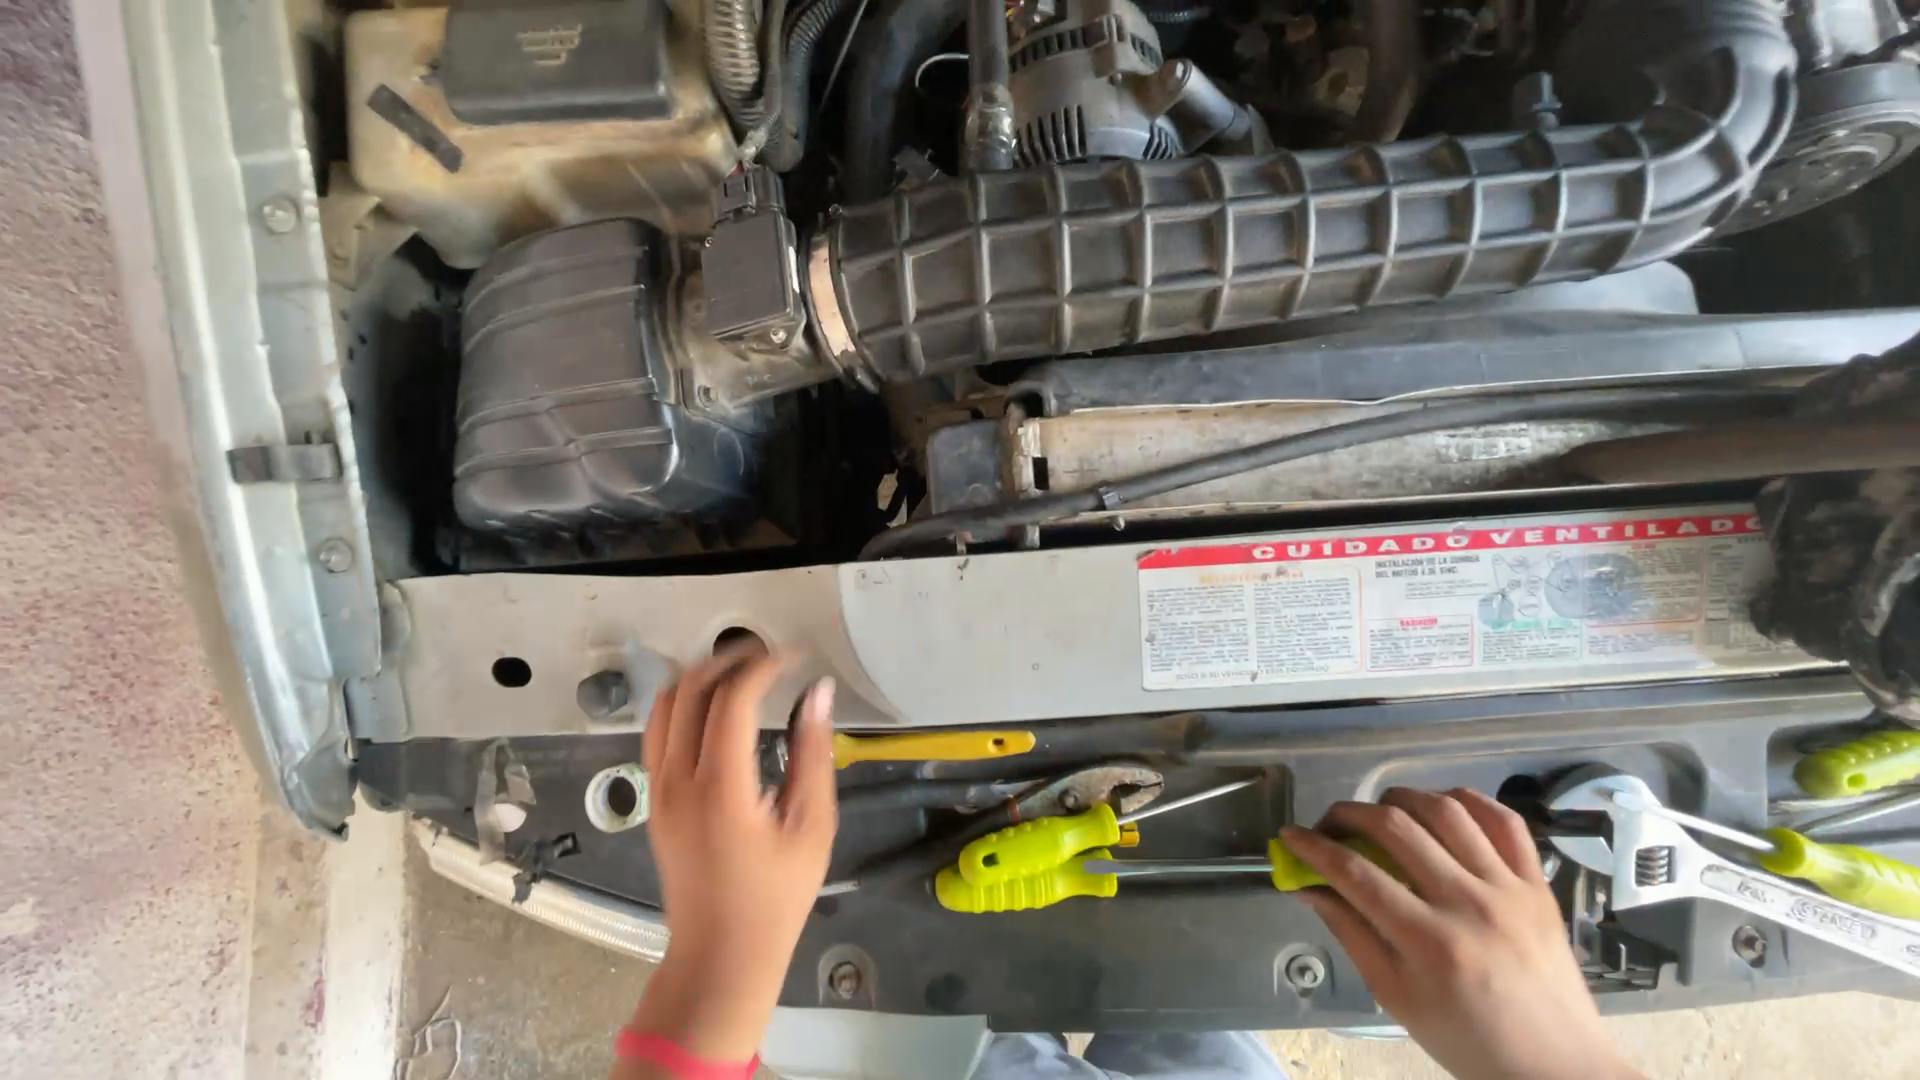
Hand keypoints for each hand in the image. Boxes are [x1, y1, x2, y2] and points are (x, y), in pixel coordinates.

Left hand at [626, 651, 837, 1062]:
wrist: (720, 955)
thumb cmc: (776, 895)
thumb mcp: (812, 825)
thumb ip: (813, 752)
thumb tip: (817, 692)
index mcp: (721, 787)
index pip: (732, 698)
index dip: (764, 666)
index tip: (796, 656)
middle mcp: (678, 780)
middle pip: (689, 690)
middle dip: (728, 659)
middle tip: (770, 655)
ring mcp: (657, 789)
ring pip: (664, 706)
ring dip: (701, 677)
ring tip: (743, 673)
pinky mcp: (653, 799)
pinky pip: (658, 732)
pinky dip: (684, 704)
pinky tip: (717, 709)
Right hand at [1281, 787, 1640, 1079]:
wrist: (1561, 1071)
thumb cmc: (1468, 1041)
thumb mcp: (1395, 997)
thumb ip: (1349, 933)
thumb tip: (1308, 885)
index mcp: (1430, 944)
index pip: (1355, 873)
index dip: (1313, 847)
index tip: (1291, 835)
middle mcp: (1471, 906)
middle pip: (1396, 827)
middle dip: (1348, 814)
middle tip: (1330, 825)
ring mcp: (1510, 890)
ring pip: (1446, 810)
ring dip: (1400, 800)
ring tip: (1381, 813)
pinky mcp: (1539, 885)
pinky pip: (1504, 821)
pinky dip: (1466, 800)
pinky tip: (1439, 808)